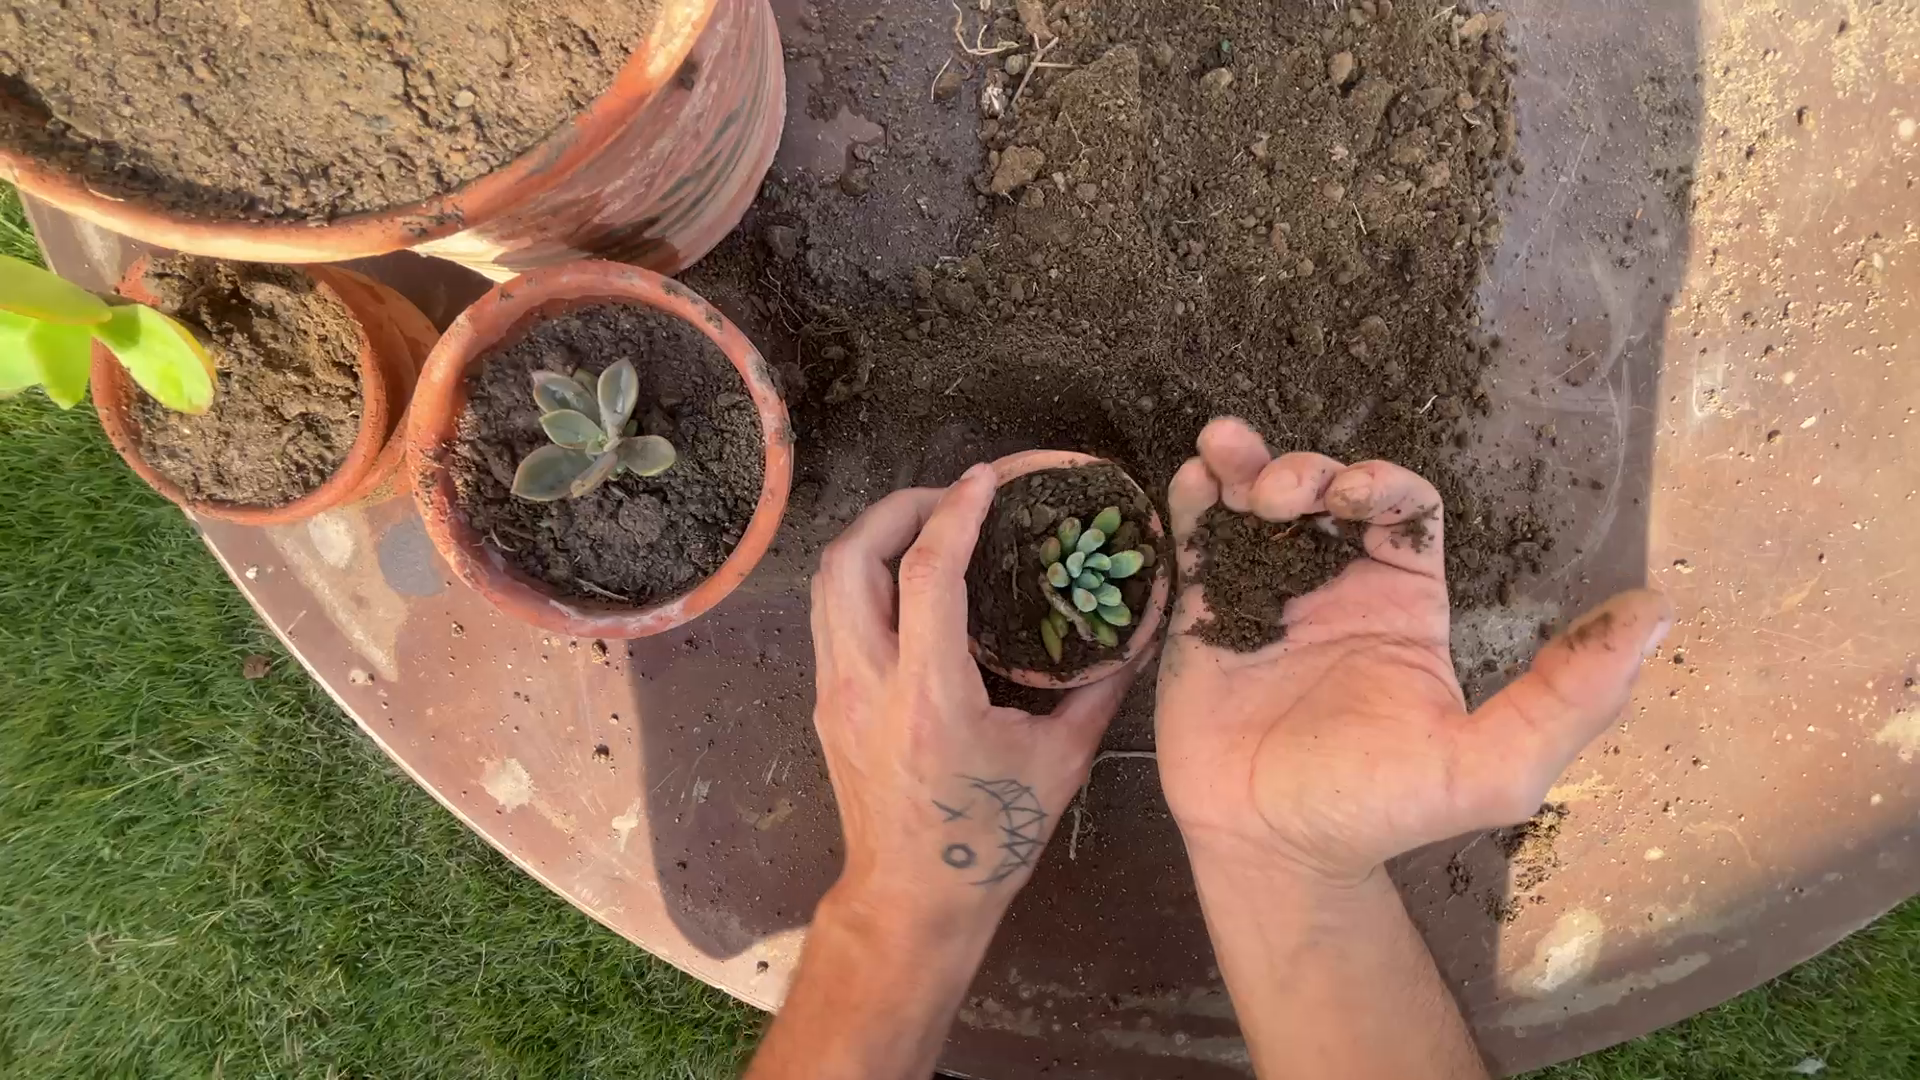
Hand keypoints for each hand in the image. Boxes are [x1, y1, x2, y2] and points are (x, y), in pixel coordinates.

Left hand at [810, 464, 1142, 935]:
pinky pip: (829, 610)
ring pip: (828, 579)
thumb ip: (1099, 689)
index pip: (927, 574)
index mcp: (929, 696)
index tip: (986, 478)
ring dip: (874, 535)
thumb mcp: (1059, 762)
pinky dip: (863, 572)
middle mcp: (866, 682)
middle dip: (898, 508)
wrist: (909, 898)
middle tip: (951, 499)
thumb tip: (1135, 632)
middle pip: (851, 557)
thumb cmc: (988, 836)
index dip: (955, 512)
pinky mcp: (822, 697)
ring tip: (926, 525)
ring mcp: (833, 689)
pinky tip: (903, 578)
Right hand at [1156, 418, 1672, 885]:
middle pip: (1321, 495)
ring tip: (1221, 449)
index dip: (1381, 484)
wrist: (1267, 842)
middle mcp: (1330, 585)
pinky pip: (1199, 544)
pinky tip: (1191, 478)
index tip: (1350, 496)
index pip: (1402, 511)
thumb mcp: (1487, 767)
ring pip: (1254, 505)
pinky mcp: (1201, 611)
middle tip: (1275, 492)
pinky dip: (1192, 504)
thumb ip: (1568, 697)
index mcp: (1401, 603)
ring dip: (1243, 466)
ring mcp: (1260, 593)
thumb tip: (1658, 608)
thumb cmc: (1373, 807)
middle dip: (1300, 471)